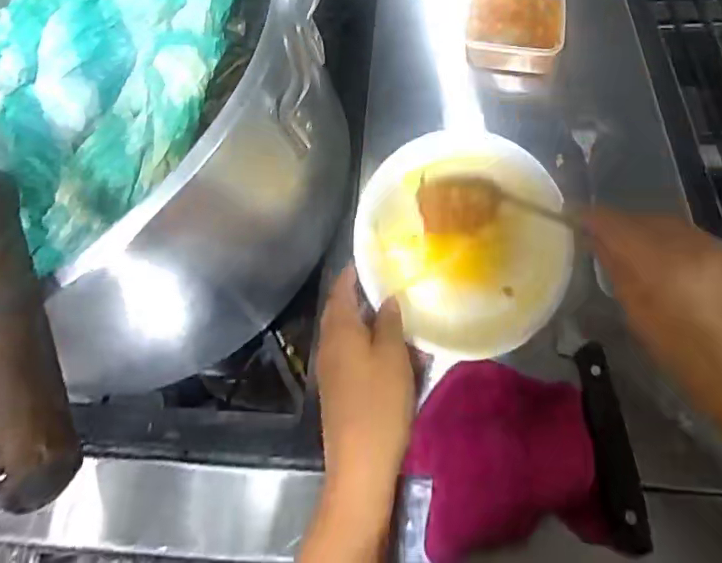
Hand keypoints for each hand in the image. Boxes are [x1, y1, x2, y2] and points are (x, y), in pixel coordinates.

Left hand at [313, 264, 415, 492]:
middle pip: (340, 309)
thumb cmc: (379, 403)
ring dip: (364, 318)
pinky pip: (349, 351)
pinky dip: (365, 340)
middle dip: (359, 293)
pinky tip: (387, 345)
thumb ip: (390, 323)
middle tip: (387, 280)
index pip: (341, 289)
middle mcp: (328, 345)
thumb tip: (387, 299)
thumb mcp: (393, 356)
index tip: (372, 256)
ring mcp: (330, 369)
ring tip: (392, 309)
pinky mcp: (337, 389)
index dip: (354, 271)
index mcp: (339, 331)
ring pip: (346, 332)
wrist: (360, 465)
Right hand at [583, 209, 721, 438]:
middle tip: (596, 242)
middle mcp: (684, 241)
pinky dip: (662, 238)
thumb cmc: (686, 359)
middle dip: (614, 225)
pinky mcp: (721, 248)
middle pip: (636, 218)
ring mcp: (706, 242)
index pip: (614, 224)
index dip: (590, 217)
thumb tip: (596, 240)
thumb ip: (617, 272)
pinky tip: (659, 260)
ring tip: (626, 252)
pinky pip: (679, 231)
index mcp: (661, 263)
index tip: (570, 216)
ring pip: (658, 221)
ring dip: (638, 230)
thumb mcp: (639, 319)